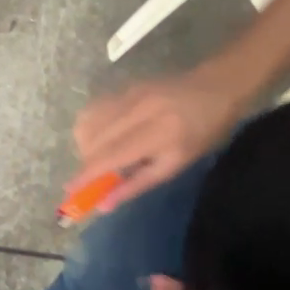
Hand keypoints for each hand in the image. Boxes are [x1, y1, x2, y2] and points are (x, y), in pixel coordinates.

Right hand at [70, 67, 244, 211]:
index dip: (86, 175)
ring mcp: (130, 95)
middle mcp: (139, 110)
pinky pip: (93, 110)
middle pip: (93, 141)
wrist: (219, 84)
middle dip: (86, 164)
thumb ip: (137, 184)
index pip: (110, 156)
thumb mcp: (175, 164)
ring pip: (87, 125)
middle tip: (96, 176)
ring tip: (100, 155)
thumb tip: (103, 205)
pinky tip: (100, 136)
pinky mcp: (125, 87)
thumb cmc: (203, 131)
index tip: (69, 191)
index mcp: (158, 133)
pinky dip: (88, 128)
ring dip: (84, 146)